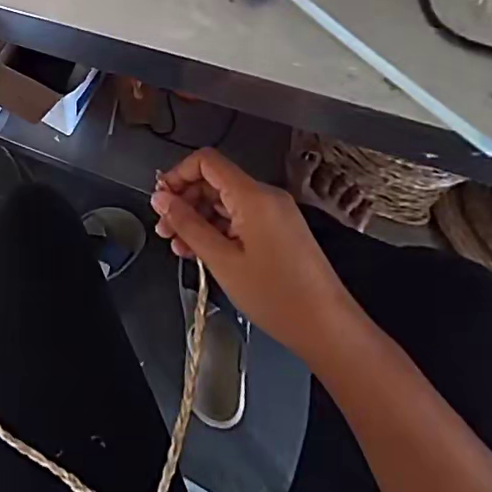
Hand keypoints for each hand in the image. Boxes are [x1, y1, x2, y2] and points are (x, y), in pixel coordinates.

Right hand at [151, 148, 360, 358]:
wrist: (329, 330)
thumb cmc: (279, 298)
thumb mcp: (222, 261)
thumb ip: (187, 224)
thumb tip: (161, 199)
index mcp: (253, 195)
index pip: (206, 161)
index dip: (178, 175)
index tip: (161, 199)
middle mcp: (266, 196)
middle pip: (213, 182)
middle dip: (184, 202)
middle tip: (164, 229)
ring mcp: (275, 213)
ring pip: (225, 202)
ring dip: (198, 219)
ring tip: (179, 246)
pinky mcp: (279, 230)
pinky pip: (240, 218)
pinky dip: (217, 230)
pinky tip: (202, 252)